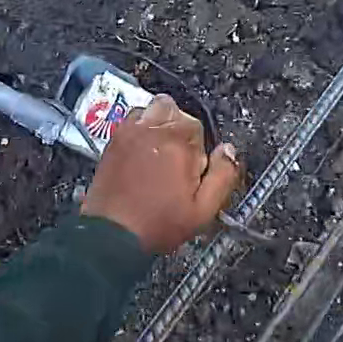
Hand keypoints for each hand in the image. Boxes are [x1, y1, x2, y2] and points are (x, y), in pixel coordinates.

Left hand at [81, 94, 242, 254]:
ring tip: (160, 150)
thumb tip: (229, 150)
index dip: (198, 149)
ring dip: (161, 123)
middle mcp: (155, 131)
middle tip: (177, 158)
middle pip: (176, 112)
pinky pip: (133, 118)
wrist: (113, 233)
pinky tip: (142, 150)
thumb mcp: (203, 210)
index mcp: (180, 146)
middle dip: (181, 130)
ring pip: (154, 108)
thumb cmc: (157, 224)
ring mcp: (132, 132)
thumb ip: (222, 176)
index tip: (192, 170)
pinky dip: (141, 126)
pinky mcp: (115, 139)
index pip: (199, 128)